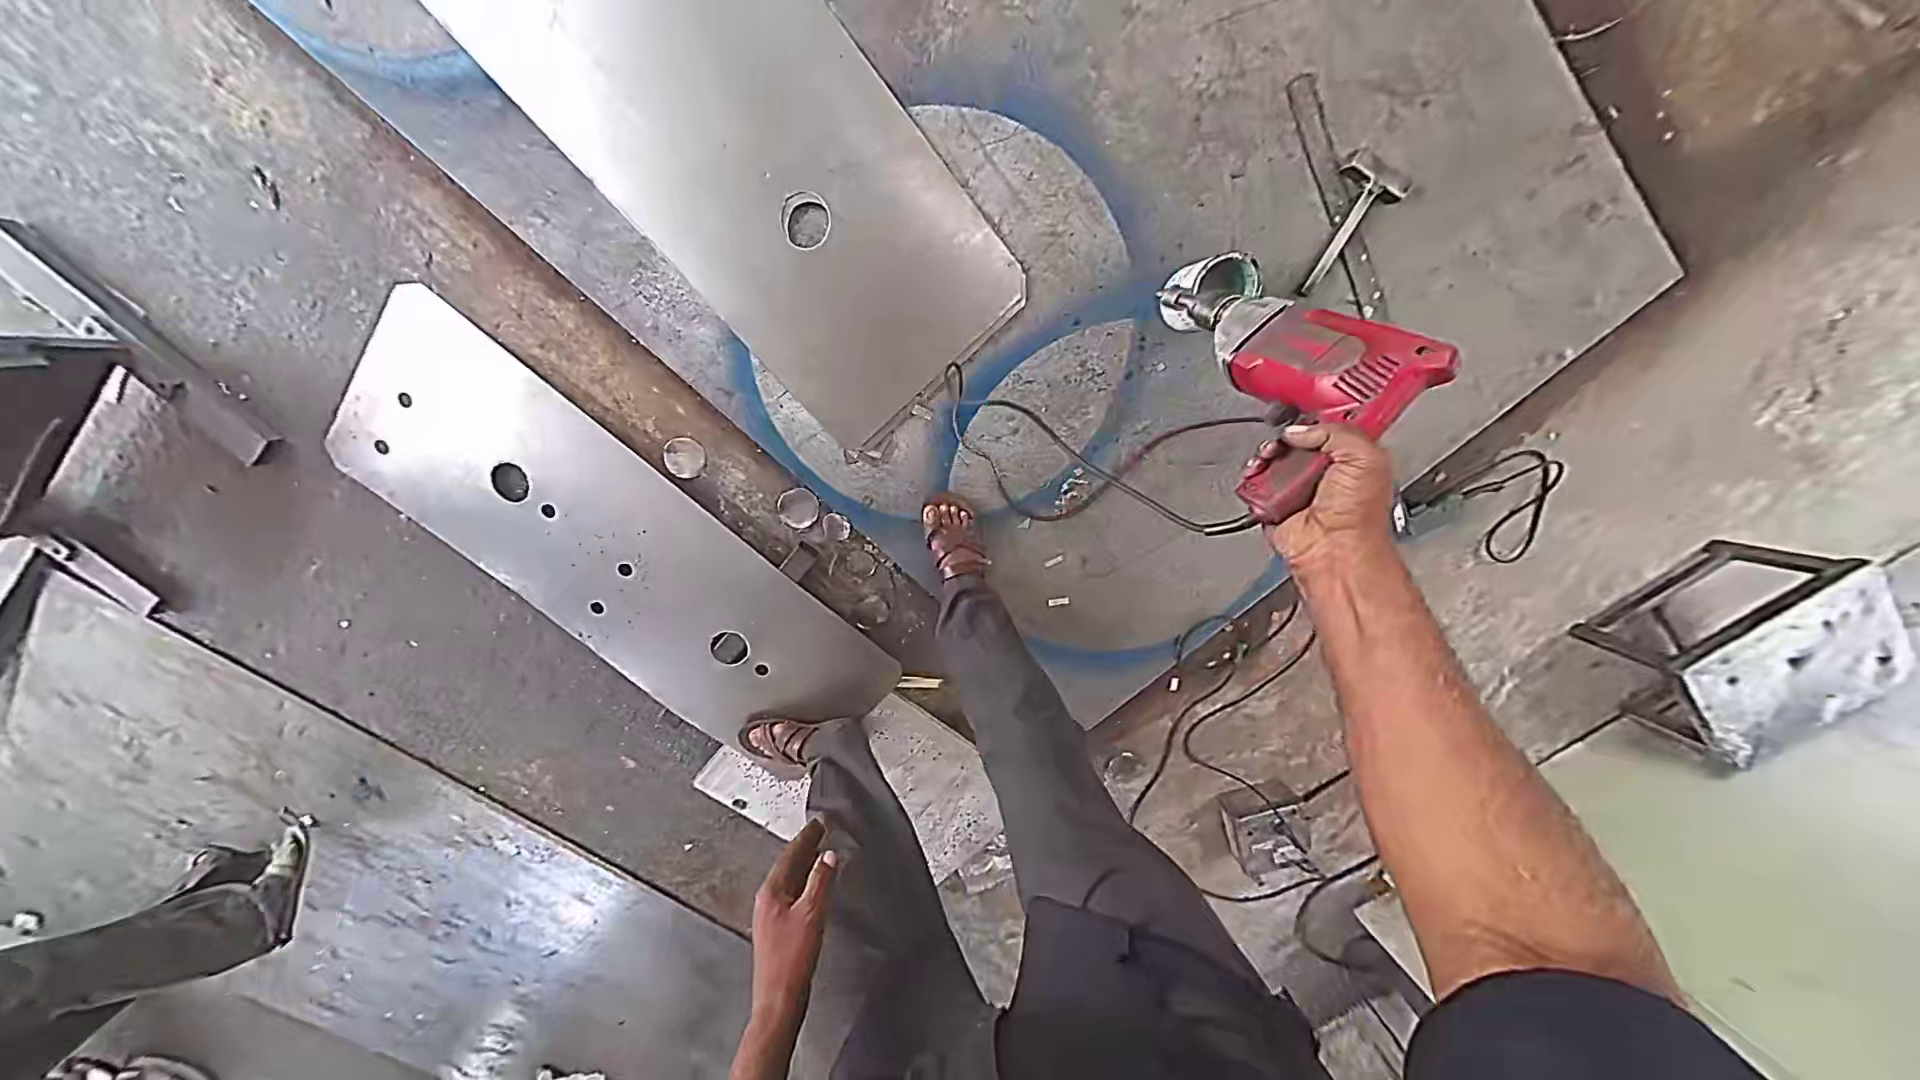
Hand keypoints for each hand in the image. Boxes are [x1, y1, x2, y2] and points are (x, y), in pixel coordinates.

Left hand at [749, 818, 837, 1023]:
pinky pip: (792, 894)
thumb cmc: (790, 962)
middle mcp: (766, 901)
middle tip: (820, 832)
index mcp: (771, 892)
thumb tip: (828, 857)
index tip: (818, 824)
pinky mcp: (777, 929)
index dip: (807, 837)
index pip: (791, 854)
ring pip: (790, 879)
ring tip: (820, 853)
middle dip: (806, 848)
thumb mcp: (811, 914)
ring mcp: (770, 915)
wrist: (779, 1001)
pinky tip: (814, 888)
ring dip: (806, 865)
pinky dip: (805, 883)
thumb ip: (820, 881)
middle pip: (788, 864)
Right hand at [1263, 423, 1395, 571]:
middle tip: (1283, 441)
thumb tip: (1299, 431)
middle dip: (1284, 437)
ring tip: (1267, 460)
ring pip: (1271, 459)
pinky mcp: (1273, 503)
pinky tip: (1257, 476)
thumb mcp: (1365, 457)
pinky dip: (1252, 478)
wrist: (1332, 548)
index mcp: (1351, 457)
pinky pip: (1255, 483)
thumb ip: (1335, 432)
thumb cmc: (1358, 515)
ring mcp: (1296, 487)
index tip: (1301, 410)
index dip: (1314, 416)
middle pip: (1294, 441)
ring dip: (1265, 457)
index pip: (1328, 426)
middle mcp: (1323, 471)